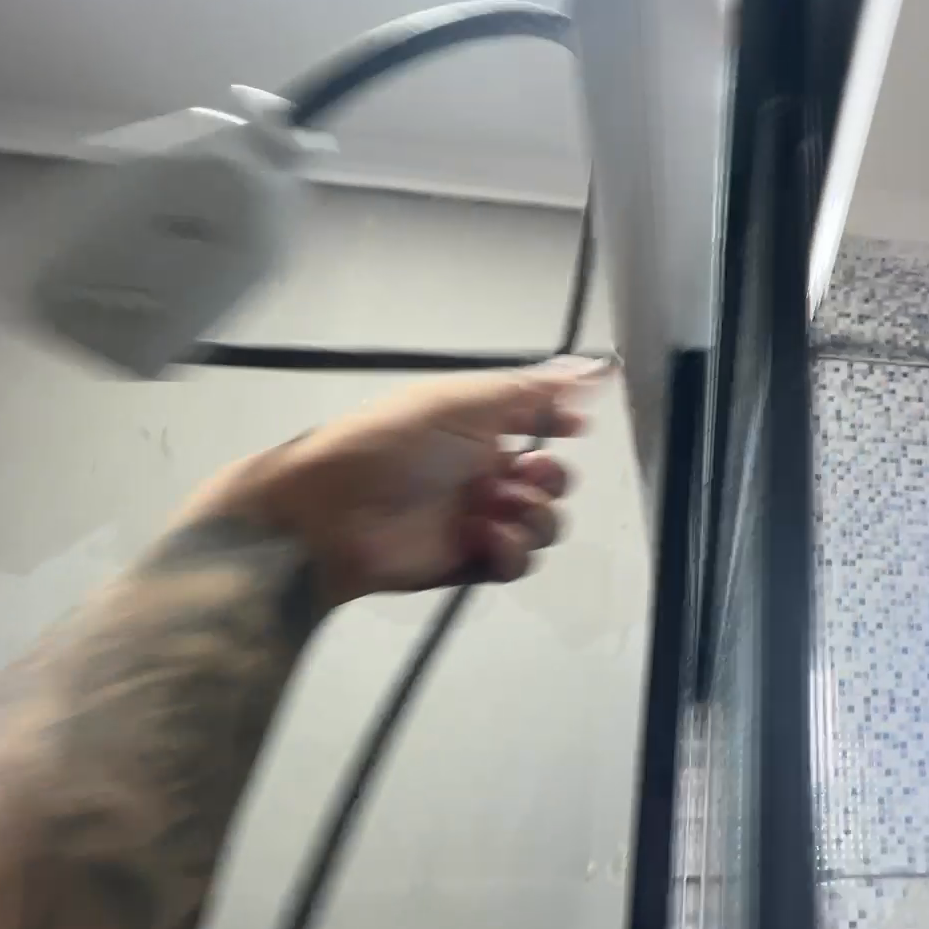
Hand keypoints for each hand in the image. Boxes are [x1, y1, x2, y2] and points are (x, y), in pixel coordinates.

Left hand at [184, 357, 607, 603]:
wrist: (331, 515)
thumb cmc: (394, 444)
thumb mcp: (463, 400)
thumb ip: (533, 387)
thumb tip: (596, 366)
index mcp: (479, 430)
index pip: (537, 424)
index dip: (561, 423)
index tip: (578, 425)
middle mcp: (485, 474)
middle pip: (552, 482)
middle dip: (550, 479)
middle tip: (524, 475)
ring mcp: (481, 521)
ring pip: (544, 524)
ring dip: (531, 516)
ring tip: (493, 510)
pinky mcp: (473, 563)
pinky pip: (520, 562)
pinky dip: (510, 550)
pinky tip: (482, 537)